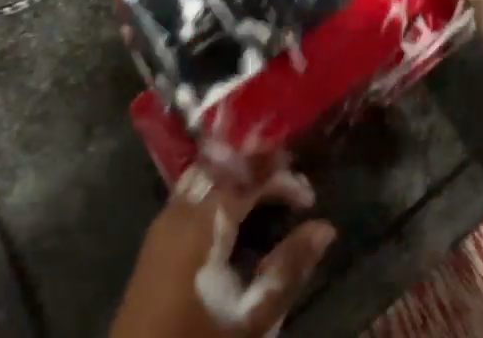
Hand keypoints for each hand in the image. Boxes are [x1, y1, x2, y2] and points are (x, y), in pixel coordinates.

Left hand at [110, 157, 335, 337]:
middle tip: (292, 186)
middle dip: (260, 167)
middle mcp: (180, 210)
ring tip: (270, 191)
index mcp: (203, 224)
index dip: (281, 177)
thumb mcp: (253, 317)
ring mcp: (163, 220)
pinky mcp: (157, 236)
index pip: (247, 175)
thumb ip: (288, 268)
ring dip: (238, 174)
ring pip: (204, 173)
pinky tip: (236, 207)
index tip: (310, 198)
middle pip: (222, 165)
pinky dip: (218, 187)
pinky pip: (191, 190)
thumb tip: (325, 228)